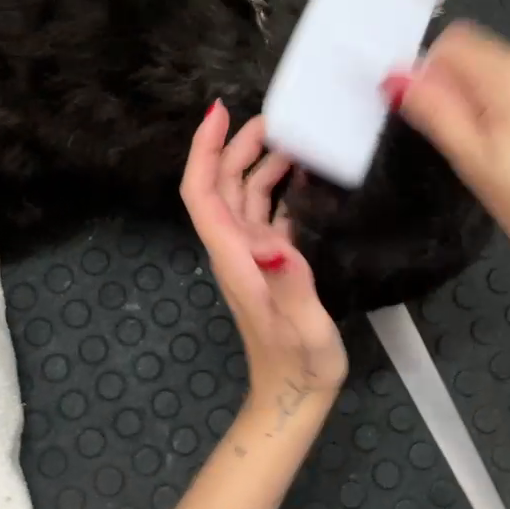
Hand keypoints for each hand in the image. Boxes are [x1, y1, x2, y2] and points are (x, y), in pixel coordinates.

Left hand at [180, 105, 348, 417]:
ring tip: (295, 140)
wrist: (294, 395)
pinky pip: (267, 216)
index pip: (204, 195)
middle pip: (222, 187)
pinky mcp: (269, 264)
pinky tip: (305, 178)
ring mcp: (252, 257)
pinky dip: (280, 190)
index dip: (205, 152)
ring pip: (243, 198)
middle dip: (237, 147)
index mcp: (235, 259)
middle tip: (276, 120)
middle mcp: (237, 251)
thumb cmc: (300, 366)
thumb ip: (291, 286)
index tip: (221, 113)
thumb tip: (276, 244)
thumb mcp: (304, 329)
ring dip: (259, 164)